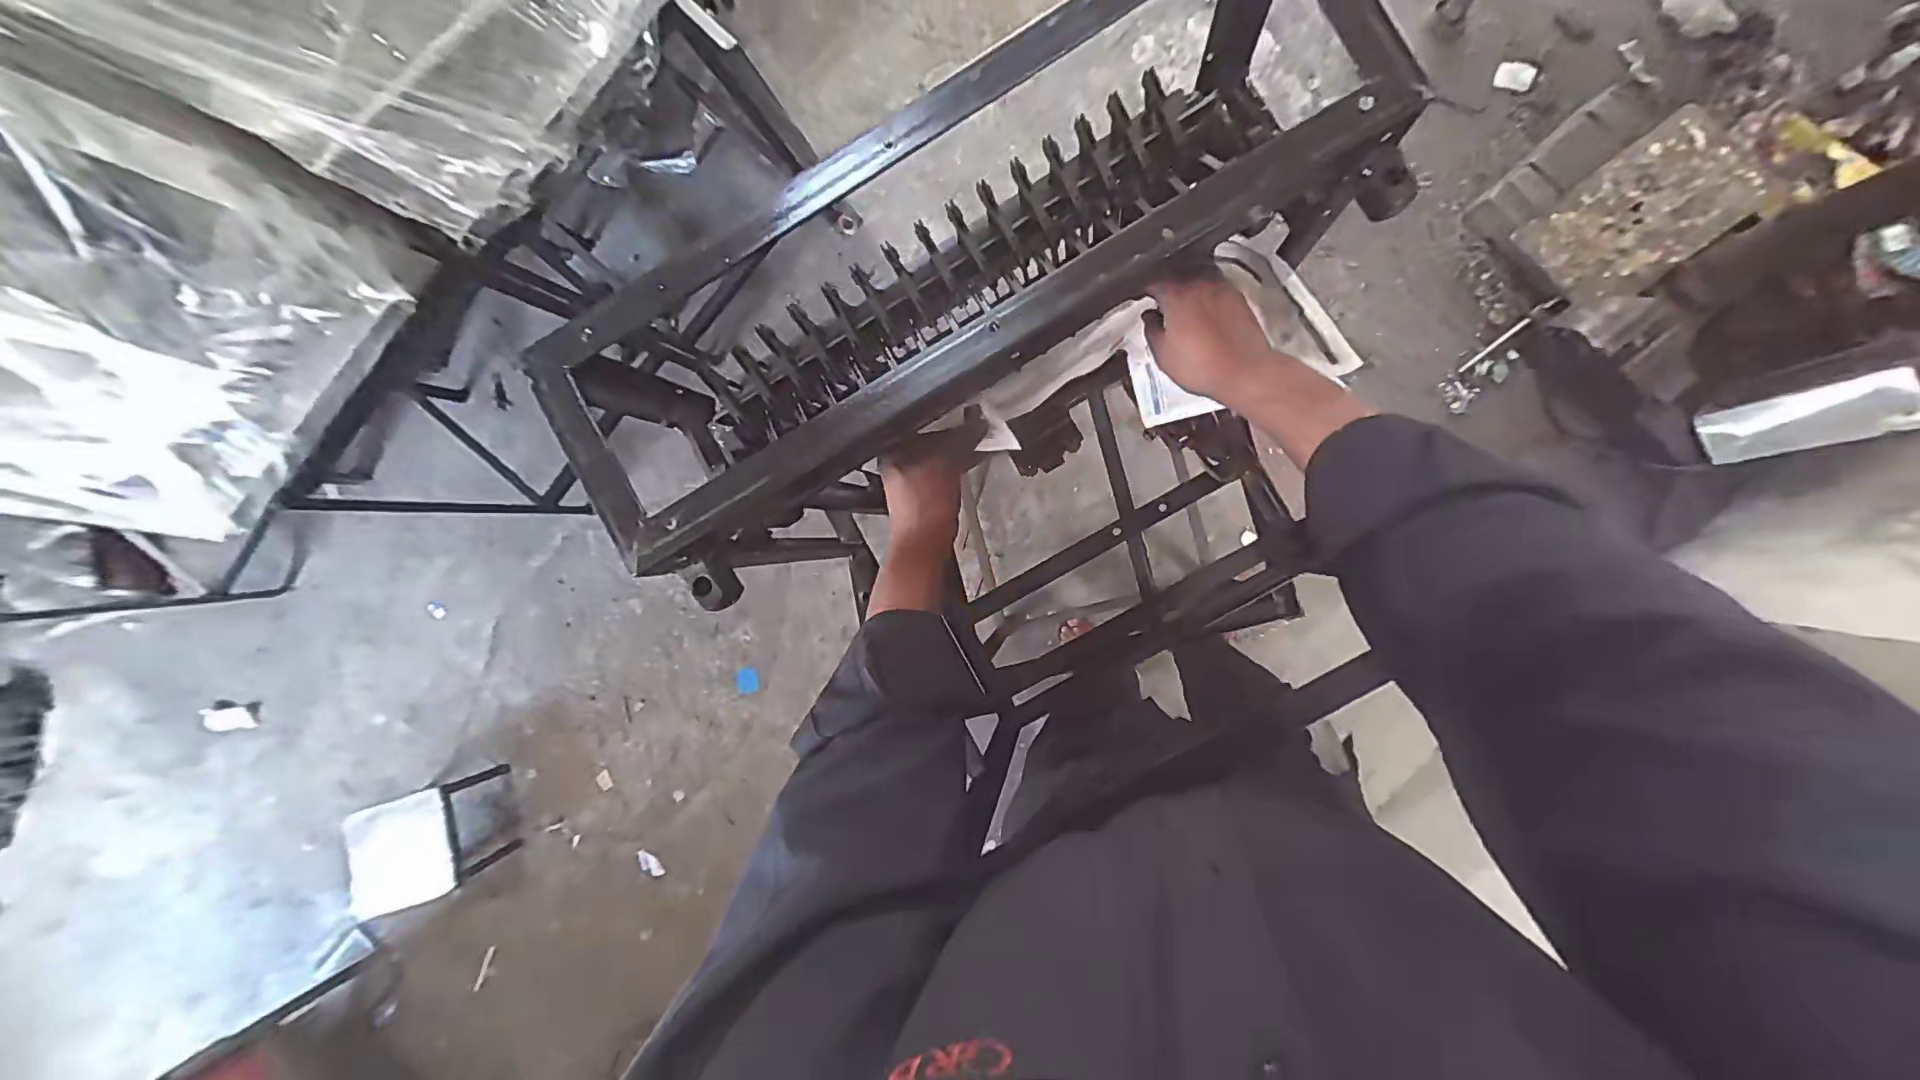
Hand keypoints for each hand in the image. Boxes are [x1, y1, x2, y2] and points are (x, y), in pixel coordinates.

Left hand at [879, 418, 983, 553]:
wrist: (923, 547)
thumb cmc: (926, 509)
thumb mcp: (946, 464)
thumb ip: (960, 440)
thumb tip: (976, 425)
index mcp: (893, 451)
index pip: (926, 424)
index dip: (952, 421)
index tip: (973, 420)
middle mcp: (896, 464)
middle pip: (932, 441)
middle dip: (958, 438)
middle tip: (979, 434)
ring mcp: (907, 481)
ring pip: (937, 457)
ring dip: (959, 453)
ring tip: (979, 449)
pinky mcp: (920, 496)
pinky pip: (940, 473)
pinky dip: (955, 468)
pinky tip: (969, 467)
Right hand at [1144, 268, 1375, 469]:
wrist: (1243, 372)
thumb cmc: (1205, 366)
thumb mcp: (1163, 354)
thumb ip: (1152, 329)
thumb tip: (1150, 319)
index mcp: (1176, 295)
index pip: (1154, 282)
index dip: (1145, 290)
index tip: (1142, 297)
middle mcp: (1200, 285)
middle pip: (1177, 274)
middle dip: (1166, 286)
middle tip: (1158, 300)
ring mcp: (1222, 289)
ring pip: (1198, 278)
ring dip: (1187, 288)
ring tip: (1180, 305)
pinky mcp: (1238, 299)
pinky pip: (1216, 288)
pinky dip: (1205, 295)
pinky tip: (1202, 313)